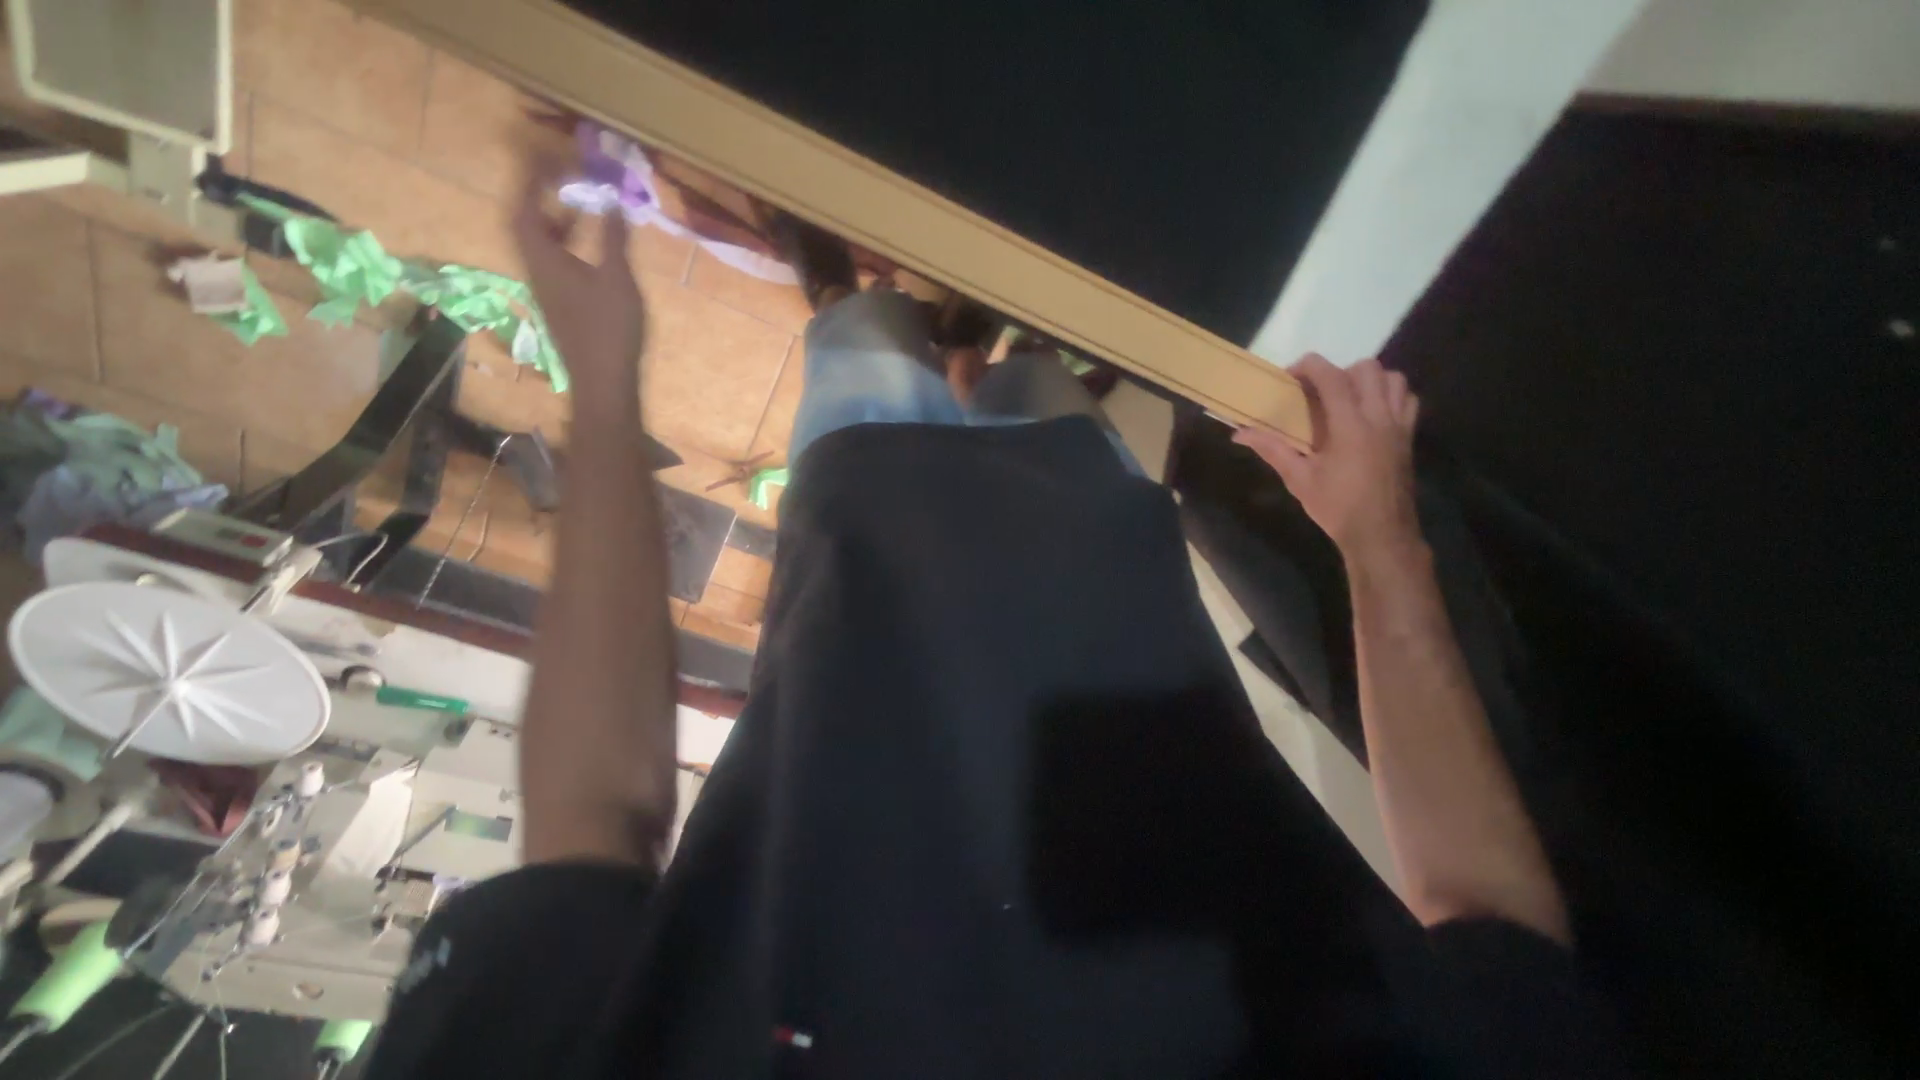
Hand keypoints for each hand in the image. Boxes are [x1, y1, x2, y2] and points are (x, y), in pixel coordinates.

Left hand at [513, 160, 645, 392]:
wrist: (604, 382)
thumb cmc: (609, 329)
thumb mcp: (617, 278)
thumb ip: (612, 237)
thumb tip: (610, 200)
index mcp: (544, 259)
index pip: (525, 206)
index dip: (533, 178)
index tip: (551, 156)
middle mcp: (537, 270)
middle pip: (527, 222)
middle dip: (541, 193)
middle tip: (564, 174)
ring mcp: (548, 289)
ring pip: (542, 242)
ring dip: (557, 217)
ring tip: (580, 200)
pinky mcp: (561, 303)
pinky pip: (556, 258)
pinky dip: (569, 240)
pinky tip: (592, 242)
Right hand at [1234, 354, 1420, 561]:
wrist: (1381, 533)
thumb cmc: (1337, 507)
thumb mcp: (1299, 479)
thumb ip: (1272, 449)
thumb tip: (1239, 433)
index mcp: (1350, 425)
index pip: (1333, 377)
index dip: (1310, 366)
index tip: (1291, 375)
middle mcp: (1379, 417)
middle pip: (1367, 369)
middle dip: (1339, 371)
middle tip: (1319, 391)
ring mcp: (1399, 425)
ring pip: (1392, 379)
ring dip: (1368, 380)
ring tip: (1347, 398)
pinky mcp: (1408, 436)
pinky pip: (1407, 400)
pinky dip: (1390, 396)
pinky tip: (1370, 413)